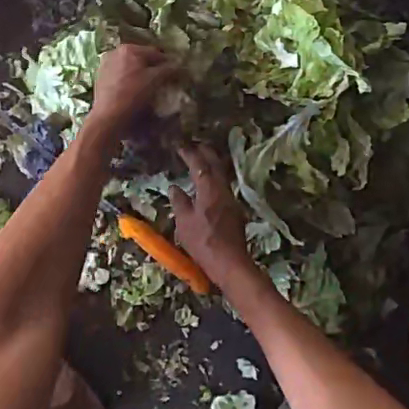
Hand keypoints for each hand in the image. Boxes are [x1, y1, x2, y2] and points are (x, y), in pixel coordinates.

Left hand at [86, 43, 173, 139]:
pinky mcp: (101, 77)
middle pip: (141, 58)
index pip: (156, 53)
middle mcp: (115, 52)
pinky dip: (128, 78)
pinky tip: (133, 89)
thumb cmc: (133, 95)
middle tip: (162, 79)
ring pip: (130, 65)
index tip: (176, 72)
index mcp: (129, 49)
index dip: (168, 63)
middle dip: (152, 67)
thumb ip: (168, 69)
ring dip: (140, 72)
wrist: (108, 117)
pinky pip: (120, 73)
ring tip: (148, 85)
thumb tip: (179, 64)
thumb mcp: (155, 80)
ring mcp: (106, 64)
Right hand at [169, 144, 259, 288]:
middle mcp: (223, 190)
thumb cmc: (203, 242)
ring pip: (222, 175)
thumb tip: (174, 187)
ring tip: (202, 161)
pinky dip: (215, 179)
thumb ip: (179, 202)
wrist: (229, 262)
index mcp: (209, 189)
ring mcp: (231, 200)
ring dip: (212, 165)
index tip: (181, 146)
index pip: (200, 165)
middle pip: (216, 165)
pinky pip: (223, 187)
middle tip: (195, 145)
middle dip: (206, 153)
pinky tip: (209, 185)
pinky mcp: (234, 211)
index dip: (190, 153)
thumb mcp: (184, 223)